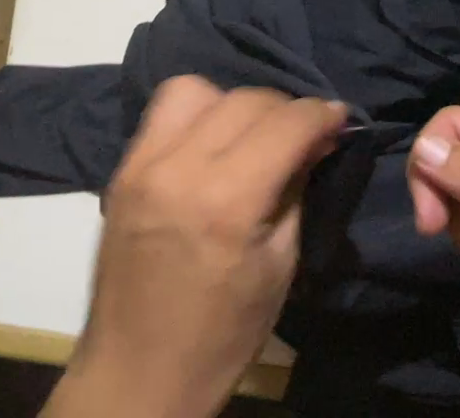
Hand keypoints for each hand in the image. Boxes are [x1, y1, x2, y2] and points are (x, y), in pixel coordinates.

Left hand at [43, 76, 345, 417]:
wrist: (139, 370)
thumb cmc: (223, 333)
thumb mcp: (279, 266)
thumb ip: (295, 190)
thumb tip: (315, 140)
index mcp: (226, 203)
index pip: (284, 125)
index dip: (320, 113)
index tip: (339, 118)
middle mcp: (179, 168)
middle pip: (243, 100)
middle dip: (284, 108)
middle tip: (303, 132)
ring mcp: (141, 163)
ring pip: (195, 89)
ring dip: (232, 101)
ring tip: (249, 132)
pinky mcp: (120, 167)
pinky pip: (161, 111)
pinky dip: (194, 111)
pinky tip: (211, 139)